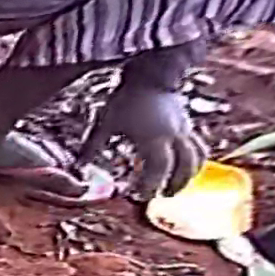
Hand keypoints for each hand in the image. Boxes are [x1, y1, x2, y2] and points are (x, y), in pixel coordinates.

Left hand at [78, 81, 207, 199]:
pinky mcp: (188, 125)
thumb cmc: (124, 102)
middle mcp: (175, 136)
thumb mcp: (103, 127)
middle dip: (174, 183)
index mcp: (154, 139)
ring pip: (197, 156)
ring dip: (188, 174)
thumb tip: (76, 169)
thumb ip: (91, 149)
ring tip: (175, 187)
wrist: (151, 78)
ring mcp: (185, 130)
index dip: (150, 184)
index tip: (137, 196)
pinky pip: (198, 147)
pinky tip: (182, 168)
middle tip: (160, 197)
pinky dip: (193, 161)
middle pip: (184, 165)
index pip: (158, 168)